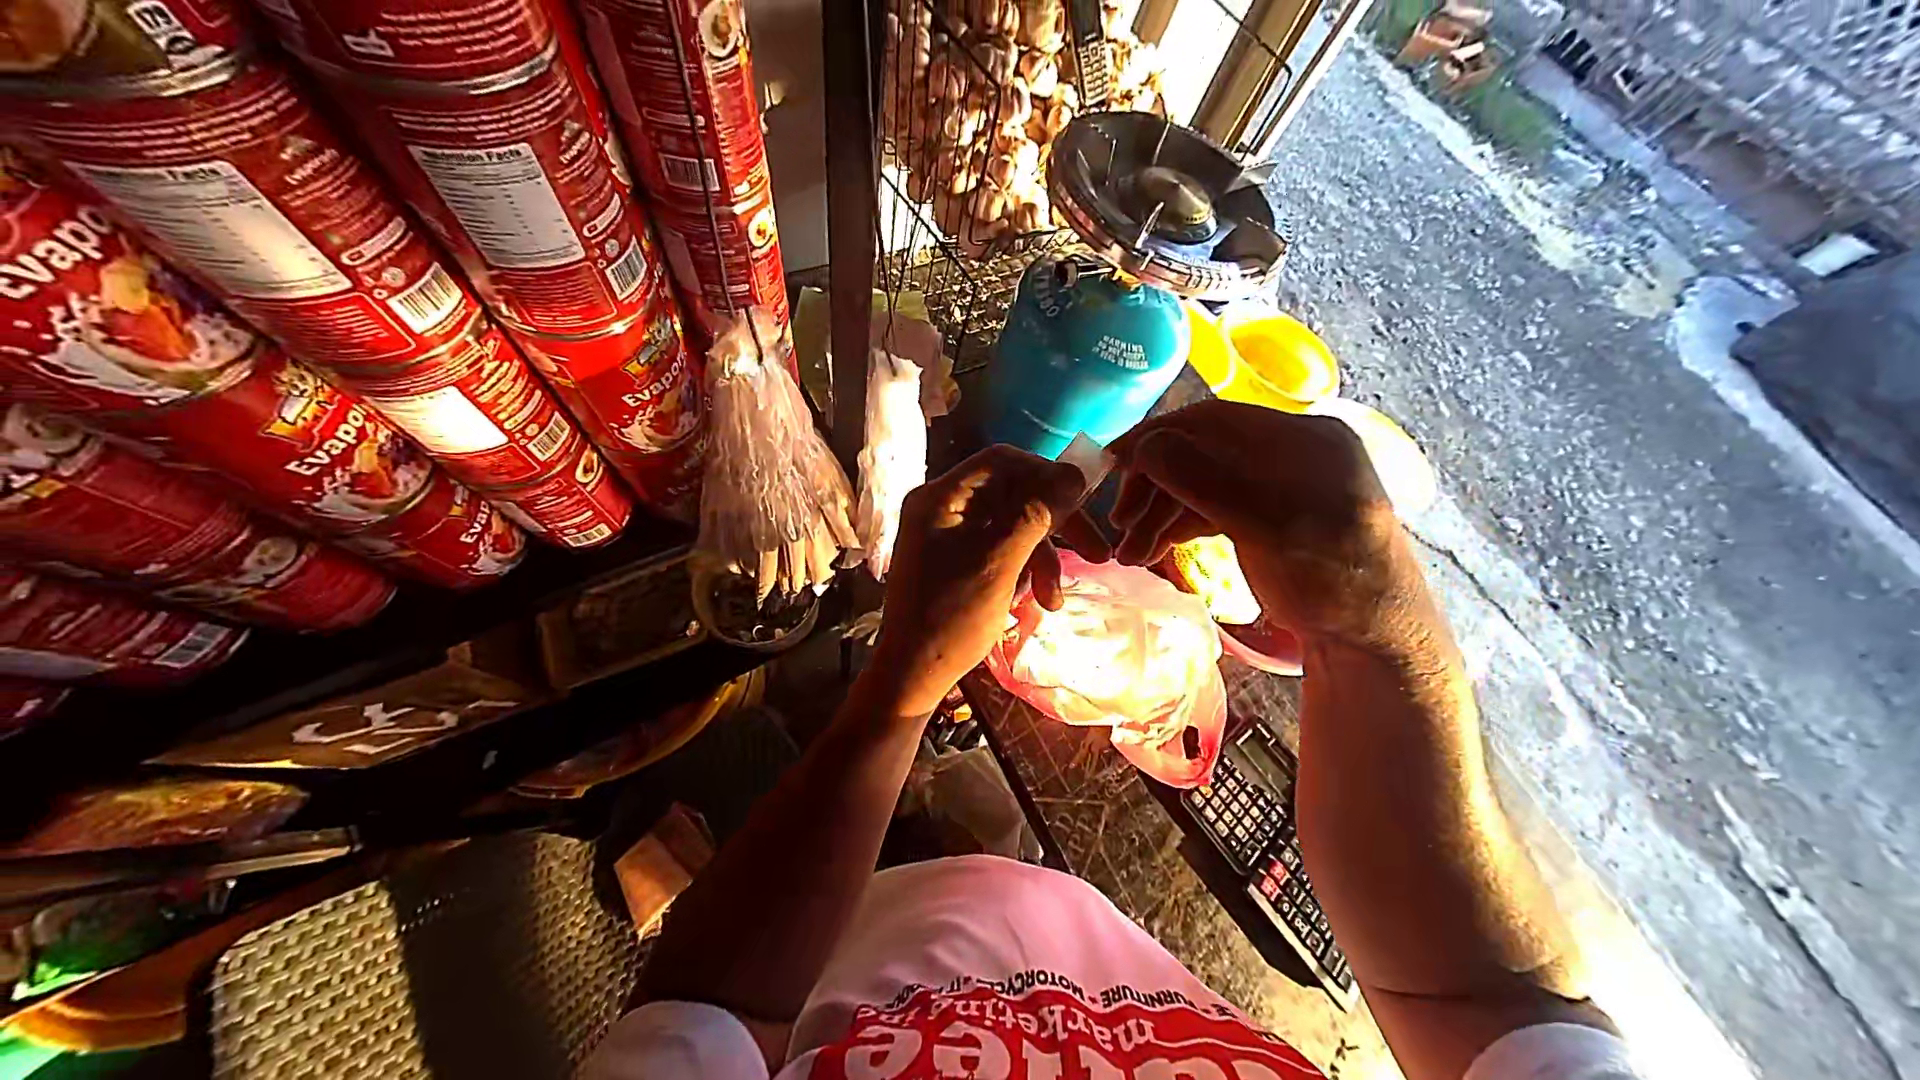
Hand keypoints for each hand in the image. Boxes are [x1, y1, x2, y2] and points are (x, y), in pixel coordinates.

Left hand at [875, 444, 1109, 715]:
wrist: (912, 675)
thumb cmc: (950, 618)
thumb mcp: (999, 563)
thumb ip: (1036, 513)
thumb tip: (1075, 473)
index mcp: (941, 498)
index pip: (1002, 461)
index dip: (1047, 474)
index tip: (1085, 499)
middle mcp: (942, 508)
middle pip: (1012, 495)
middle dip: (1055, 525)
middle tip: (1097, 552)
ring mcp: (948, 535)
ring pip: (1011, 528)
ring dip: (1043, 559)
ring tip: (1054, 600)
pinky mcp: (957, 561)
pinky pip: (1000, 550)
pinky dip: (1024, 571)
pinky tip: (1037, 601)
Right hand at [1107, 401, 1438, 656]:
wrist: (1370, 642)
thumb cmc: (1334, 579)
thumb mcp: (1269, 523)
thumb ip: (1204, 480)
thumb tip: (1146, 448)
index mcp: (1300, 438)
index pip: (1211, 420)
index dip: (1156, 437)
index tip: (1111, 463)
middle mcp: (1283, 455)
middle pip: (1197, 453)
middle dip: (1152, 486)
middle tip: (1119, 521)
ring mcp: (1270, 488)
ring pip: (1196, 486)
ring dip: (1157, 515)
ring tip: (1128, 553)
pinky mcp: (1259, 519)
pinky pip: (1206, 511)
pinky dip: (1174, 528)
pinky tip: (1149, 550)